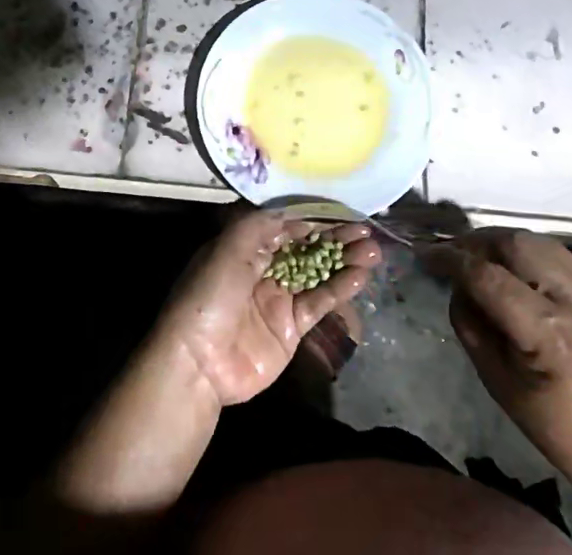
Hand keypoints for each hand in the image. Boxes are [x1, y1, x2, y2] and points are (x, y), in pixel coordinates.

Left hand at [156, 211, 381, 407]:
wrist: (198, 361)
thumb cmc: (210, 294)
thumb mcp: (230, 246)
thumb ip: (265, 224)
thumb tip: (299, 211)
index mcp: (246, 245)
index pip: (288, 225)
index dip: (316, 218)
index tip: (345, 210)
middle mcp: (265, 267)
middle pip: (307, 247)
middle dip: (336, 237)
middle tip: (367, 231)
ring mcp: (280, 297)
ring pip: (319, 272)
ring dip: (345, 260)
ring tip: (372, 251)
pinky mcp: (292, 327)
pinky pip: (321, 301)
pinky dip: (341, 288)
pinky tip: (361, 276)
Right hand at [437, 230, 571, 523]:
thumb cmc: (564, 436)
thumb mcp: (501, 385)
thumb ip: (472, 325)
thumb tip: (457, 284)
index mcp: (554, 338)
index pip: (489, 277)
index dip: (451, 260)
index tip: (425, 255)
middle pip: (518, 243)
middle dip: (477, 241)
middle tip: (452, 254)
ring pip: (541, 243)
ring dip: (503, 244)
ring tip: (480, 259)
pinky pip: (561, 261)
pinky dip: (529, 259)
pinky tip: (516, 277)